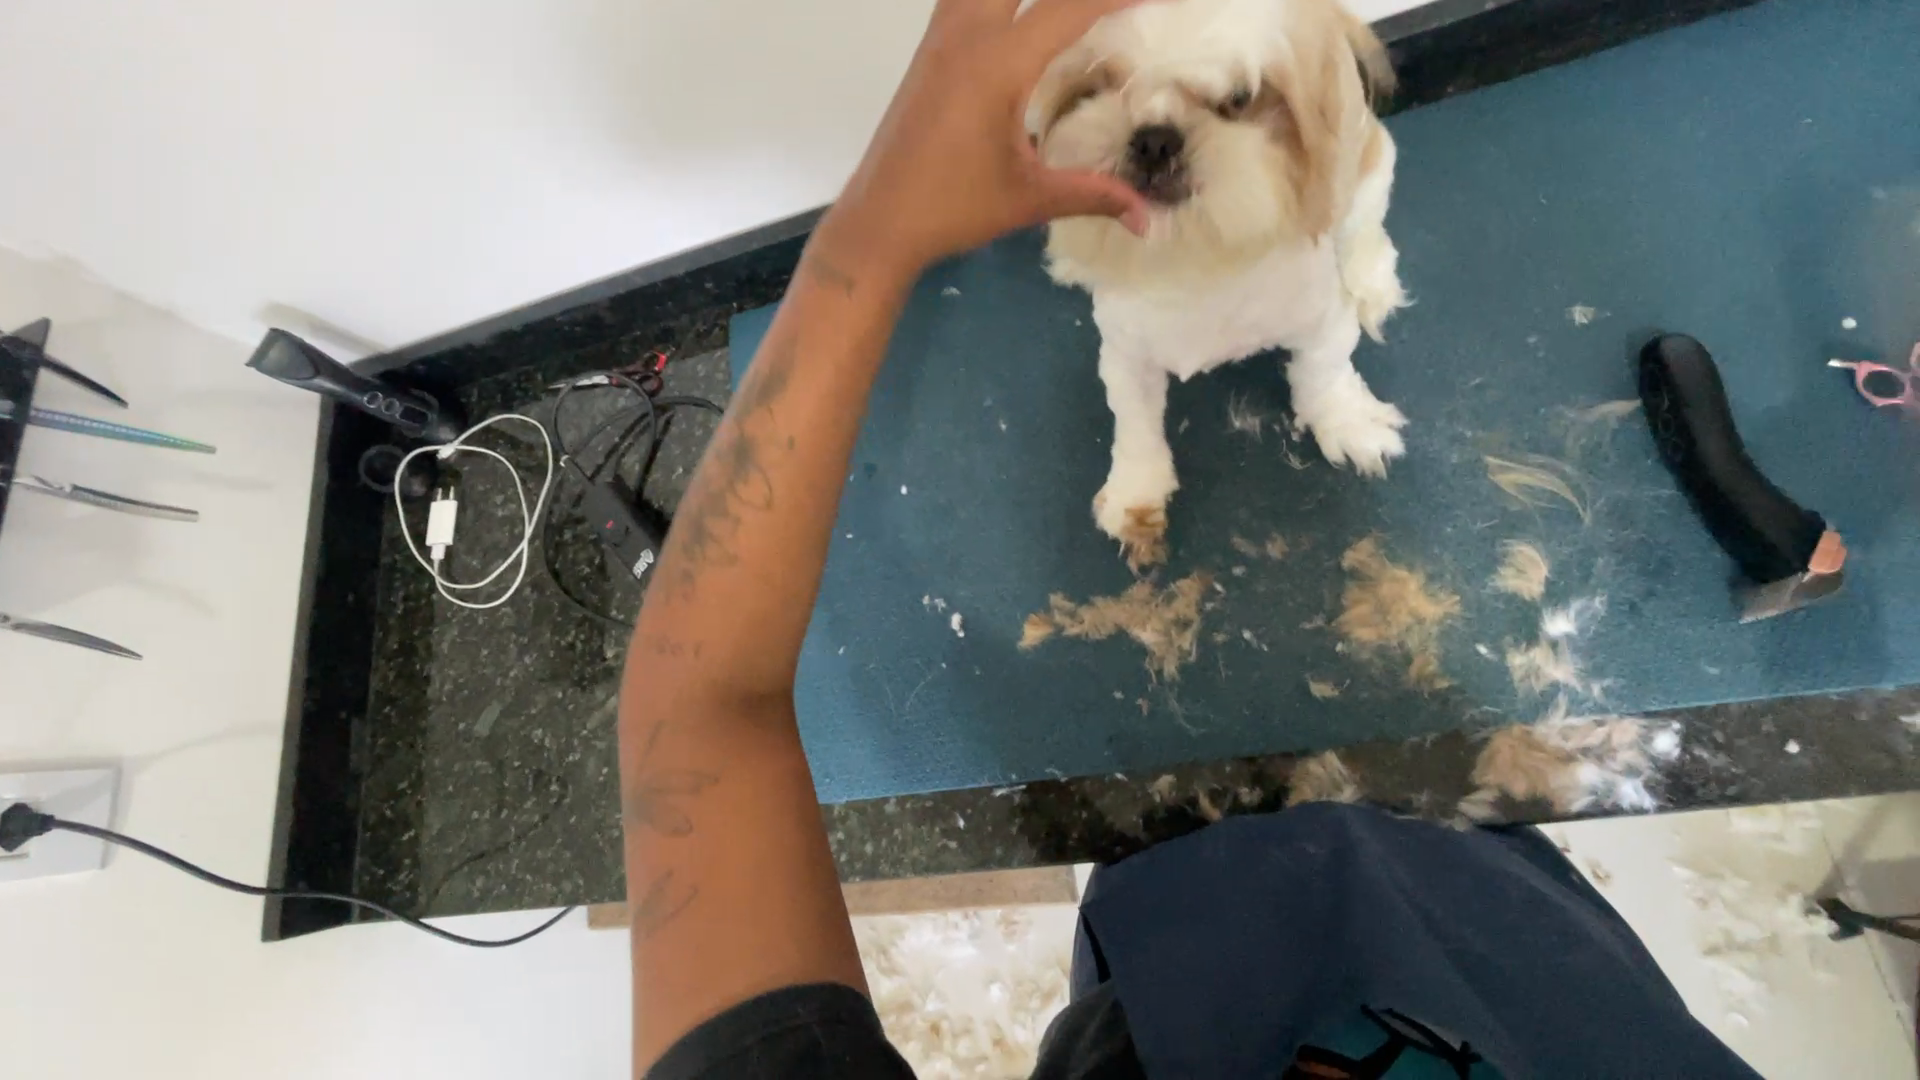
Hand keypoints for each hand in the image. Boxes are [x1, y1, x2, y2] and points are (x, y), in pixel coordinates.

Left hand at [811, 0, 1150, 284]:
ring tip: (1060, 11)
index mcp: (998, 63)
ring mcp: (940, 39)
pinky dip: (994, 3)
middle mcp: (967, 34)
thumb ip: (1092, 195)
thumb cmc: (952, 211)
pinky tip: (1012, 20)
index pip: (1071, 6)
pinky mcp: (926, 53)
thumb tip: (1146, 219)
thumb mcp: (1028, 200)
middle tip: (1103, 4)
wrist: (879, 223)